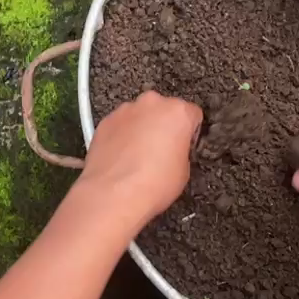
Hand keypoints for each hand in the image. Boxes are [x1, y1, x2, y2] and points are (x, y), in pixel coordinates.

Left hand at [67, 91, 202, 236]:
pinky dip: (122, 136)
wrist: (114, 194)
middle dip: (163, 127)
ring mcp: (126, 111)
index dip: (190, 132)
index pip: (192, 113)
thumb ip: (182, 150)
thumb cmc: (151, 183)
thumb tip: (174, 151)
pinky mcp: (106, 121)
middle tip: (162, 152)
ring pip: (140, 115)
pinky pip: (120, 124)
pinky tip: (124, 157)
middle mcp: (152, 104)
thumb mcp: (184, 171)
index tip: (185, 144)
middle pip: (164, 110)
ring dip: (142, 130)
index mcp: (177, 112)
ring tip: (140, 157)